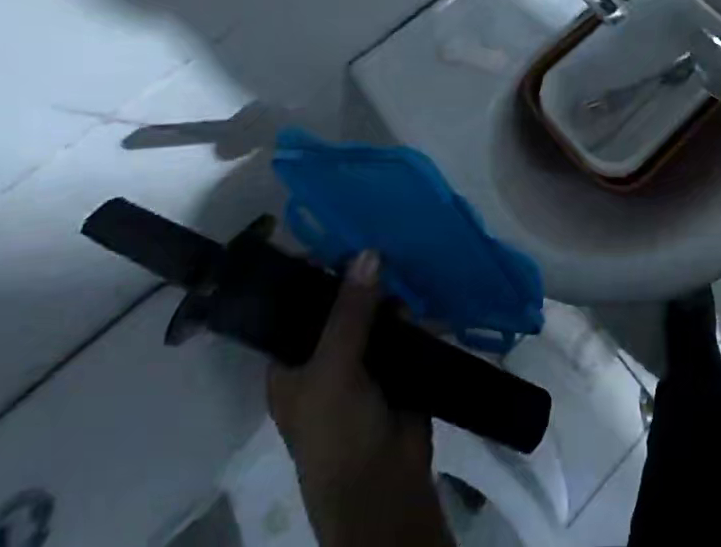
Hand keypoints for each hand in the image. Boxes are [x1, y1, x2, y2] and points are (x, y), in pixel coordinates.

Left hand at [267, 252, 445, 545]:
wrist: (384, 484)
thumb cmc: (337, 432)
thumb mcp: (333, 369)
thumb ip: (349, 312)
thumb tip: (369, 252)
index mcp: (291, 364)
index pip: (297, 307)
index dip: (314, 274)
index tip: (342, 235)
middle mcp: (324, 358)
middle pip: (341, 307)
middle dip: (362, 278)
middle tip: (385, 237)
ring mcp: (363, 363)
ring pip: (376, 316)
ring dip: (393, 293)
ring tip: (410, 254)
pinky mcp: (399, 367)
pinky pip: (405, 331)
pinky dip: (416, 313)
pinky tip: (428, 287)